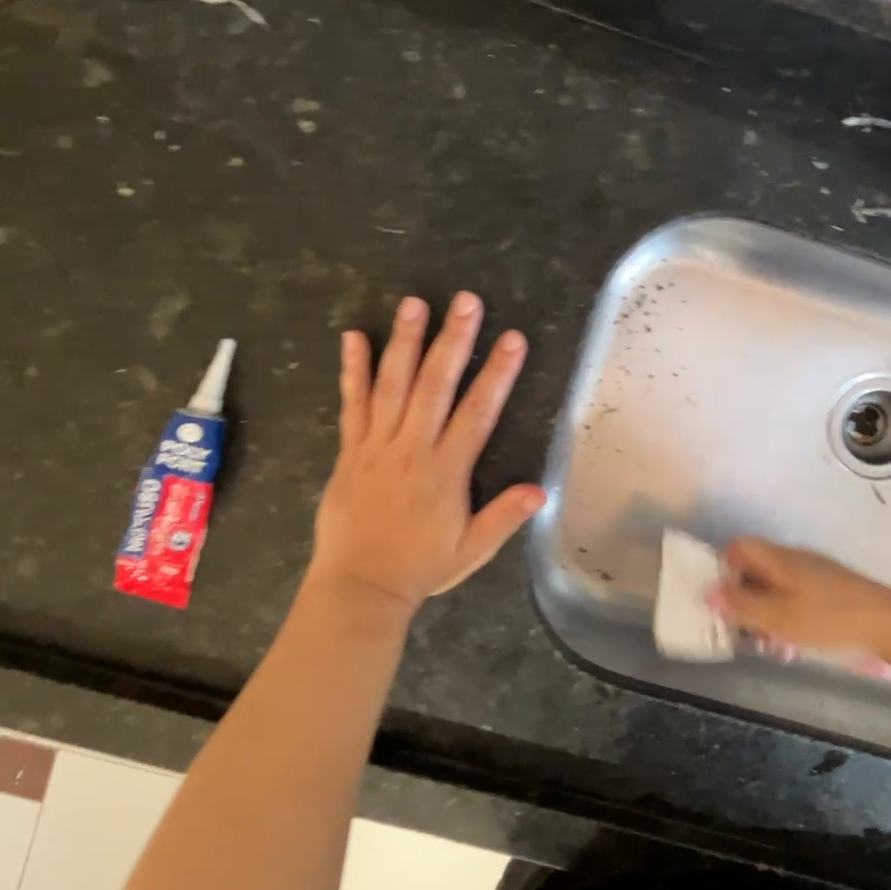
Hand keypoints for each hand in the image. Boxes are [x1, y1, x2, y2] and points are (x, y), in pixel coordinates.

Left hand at [311, 292, 545, 609]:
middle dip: (454, 341)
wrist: (358, 587)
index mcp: (446, 471)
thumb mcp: (472, 550)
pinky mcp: (349, 451)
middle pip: (435, 386)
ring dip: (404, 342)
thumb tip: (541, 489)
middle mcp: (412, 449)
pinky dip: (353, 370)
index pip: (477, 413)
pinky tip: (353, 337)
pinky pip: (351, 404)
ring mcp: (377, 446)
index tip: (512, 339)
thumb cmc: (421, 568)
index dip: (497, 374)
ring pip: (392, 385)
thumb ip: (504, 517)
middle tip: (466, 302)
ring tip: (414, 303)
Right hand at [710, 537, 890, 657]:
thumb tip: (708, 591)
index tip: (723, 601)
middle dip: (745, 601)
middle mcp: (795, 560)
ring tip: (770, 647)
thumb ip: (742, 606)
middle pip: (756, 570)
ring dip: (766, 615)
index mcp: (779, 559)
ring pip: (776, 589)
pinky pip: (796, 599)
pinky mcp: (831, 592)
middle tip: (744, 633)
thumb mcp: (779, 618)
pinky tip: (794, 647)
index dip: (724, 569)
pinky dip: (788, 619)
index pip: (739, 547)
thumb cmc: (830, 620)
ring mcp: (815, 575)